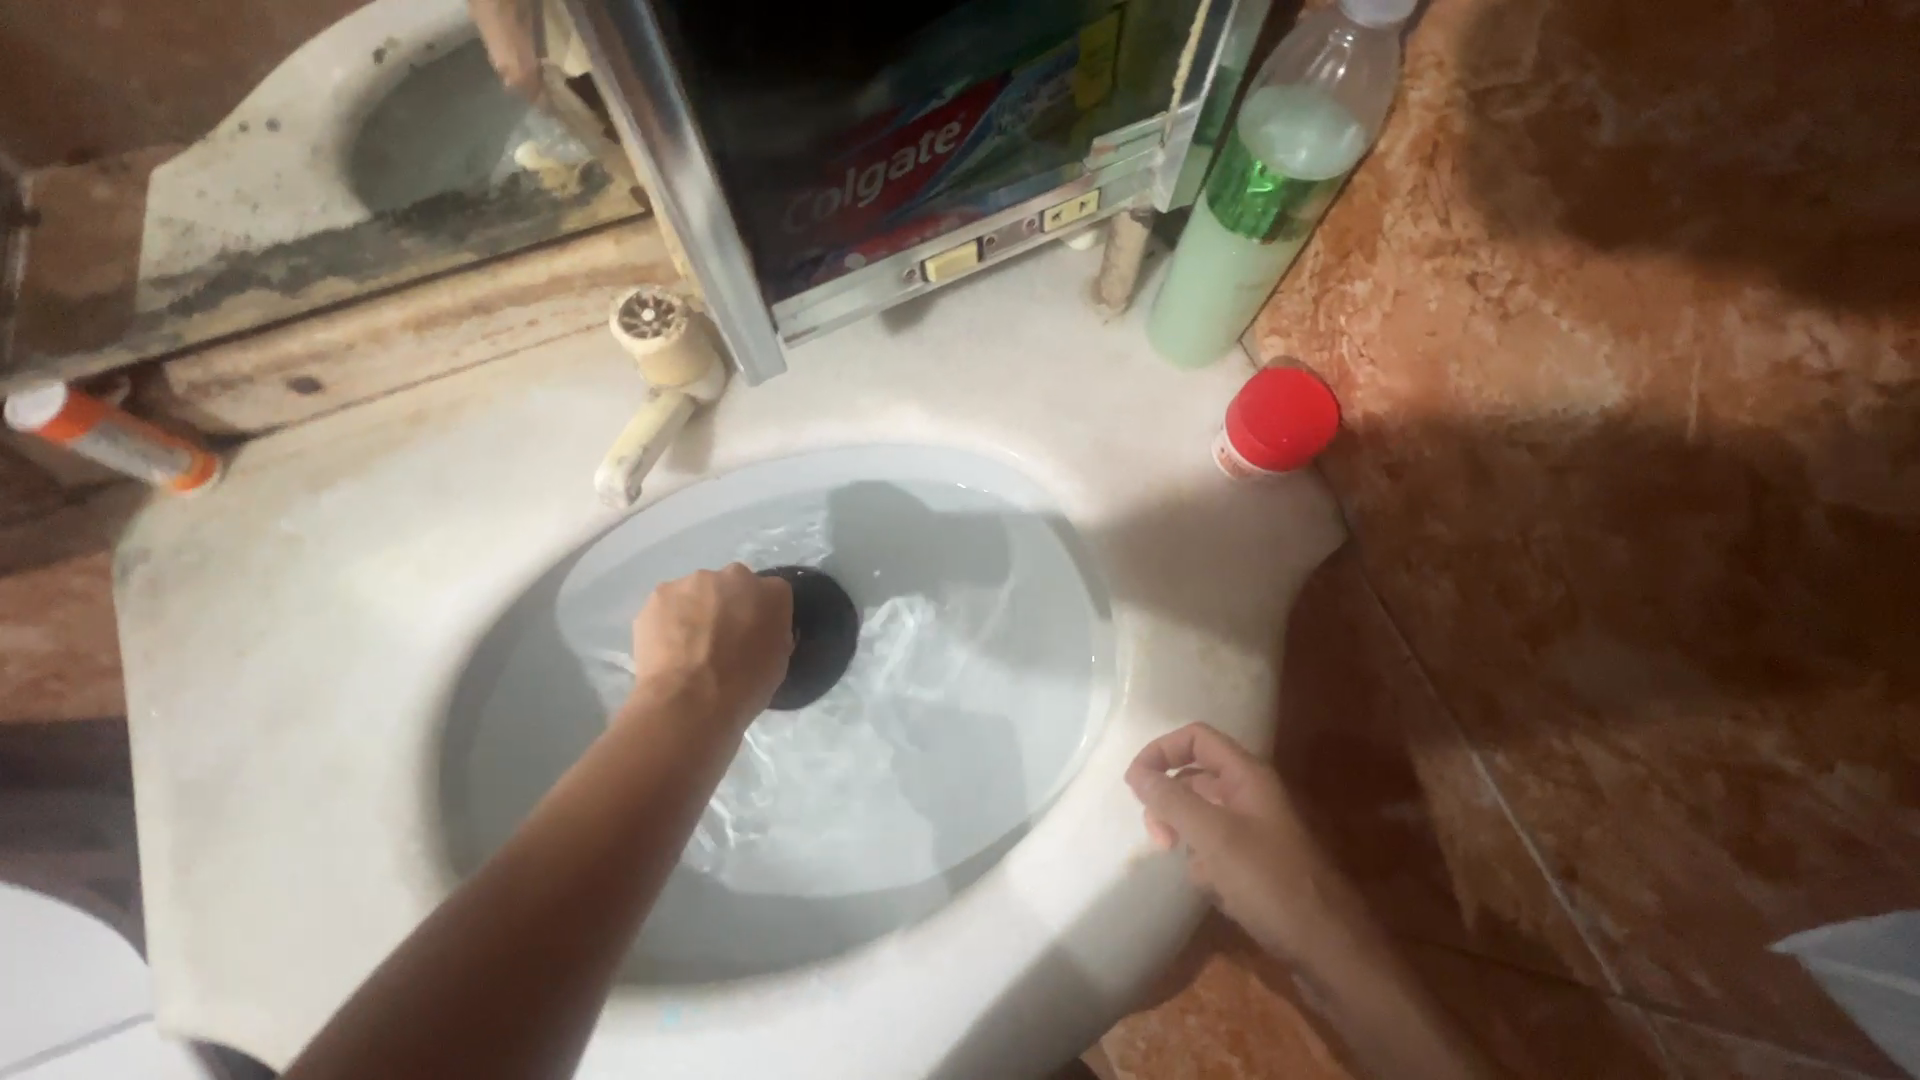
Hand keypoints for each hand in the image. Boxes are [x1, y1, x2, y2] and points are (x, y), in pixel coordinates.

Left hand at [626, 564, 793, 731]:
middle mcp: (736, 576)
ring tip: (688, 647)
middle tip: (720, 639)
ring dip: (696, 611)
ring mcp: (694, 582)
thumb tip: (759, 633)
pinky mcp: (660, 594)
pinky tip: (667, 648)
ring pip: (698, 592)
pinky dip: (668, 621)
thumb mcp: (778, 663)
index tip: (753, 636)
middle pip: (733, 585)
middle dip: (728, 606)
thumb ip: (771, 635)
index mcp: (773, 593)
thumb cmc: (745, 687)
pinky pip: (668, 604)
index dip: (761, 615)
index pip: (772, 595)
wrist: (690, 701)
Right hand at [1125, 723, 1353, 961]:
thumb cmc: (1270, 883)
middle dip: (1169, 803)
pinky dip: (1207, 866)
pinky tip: (1218, 891)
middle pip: (1194, 778)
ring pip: (1202, 817)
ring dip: (1188, 839)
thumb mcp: (1214, 837)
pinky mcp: (1257, 863)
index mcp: (1248, 776)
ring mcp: (1256, 830)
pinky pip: (1216, 850)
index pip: (1196, 738)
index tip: (1136, 784)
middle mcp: (1252, 795)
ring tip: (1198, 872)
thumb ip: (1171, 800)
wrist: (1330, 949)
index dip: (1161, 751)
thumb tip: (1137, 773)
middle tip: (1160, 838)